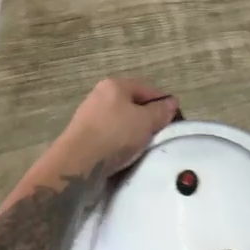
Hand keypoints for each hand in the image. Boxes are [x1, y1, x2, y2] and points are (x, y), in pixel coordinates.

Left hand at [48, 77, 179, 176]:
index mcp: (115, 84)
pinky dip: (116, 144)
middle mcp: (99, 95)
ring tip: (141, 149)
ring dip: (130, 133)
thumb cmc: (114, 136)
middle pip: (131, 105)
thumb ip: (161, 111)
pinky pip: (107, 137)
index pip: (146, 89)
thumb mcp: (145, 122)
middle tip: (158, 135)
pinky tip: (122, 157)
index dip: (162, 102)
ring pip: (119, 122)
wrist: (75, 165)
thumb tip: (171, 102)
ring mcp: (88, 116)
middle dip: (145, 119)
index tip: (173, 120)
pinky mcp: (81, 137)